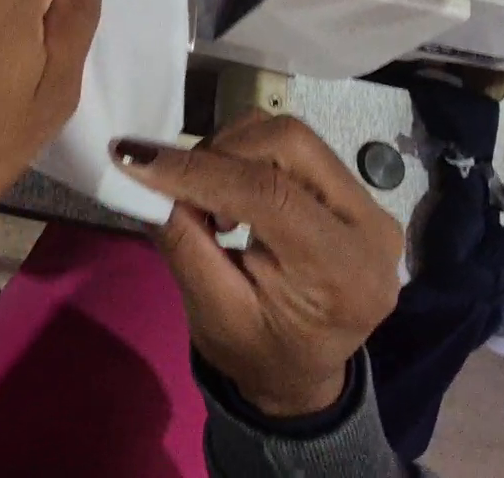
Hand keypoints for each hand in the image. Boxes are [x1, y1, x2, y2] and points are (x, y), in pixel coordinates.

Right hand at [113, 113, 403, 416]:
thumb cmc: (258, 350)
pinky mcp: (349, 190)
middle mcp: (369, 227)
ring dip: (230, 150)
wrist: (300, 369)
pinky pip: (289, 144)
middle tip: (182, 189)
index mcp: (344, 273)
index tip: (134, 159)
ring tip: (209, 197)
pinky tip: (230, 191)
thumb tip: (142, 172)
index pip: (269, 194)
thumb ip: (182, 240)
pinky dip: (243, 152)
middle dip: (219, 152)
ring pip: (286, 134)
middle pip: (288, 143)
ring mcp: (366, 203)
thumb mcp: (212, 311)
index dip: (196, 170)